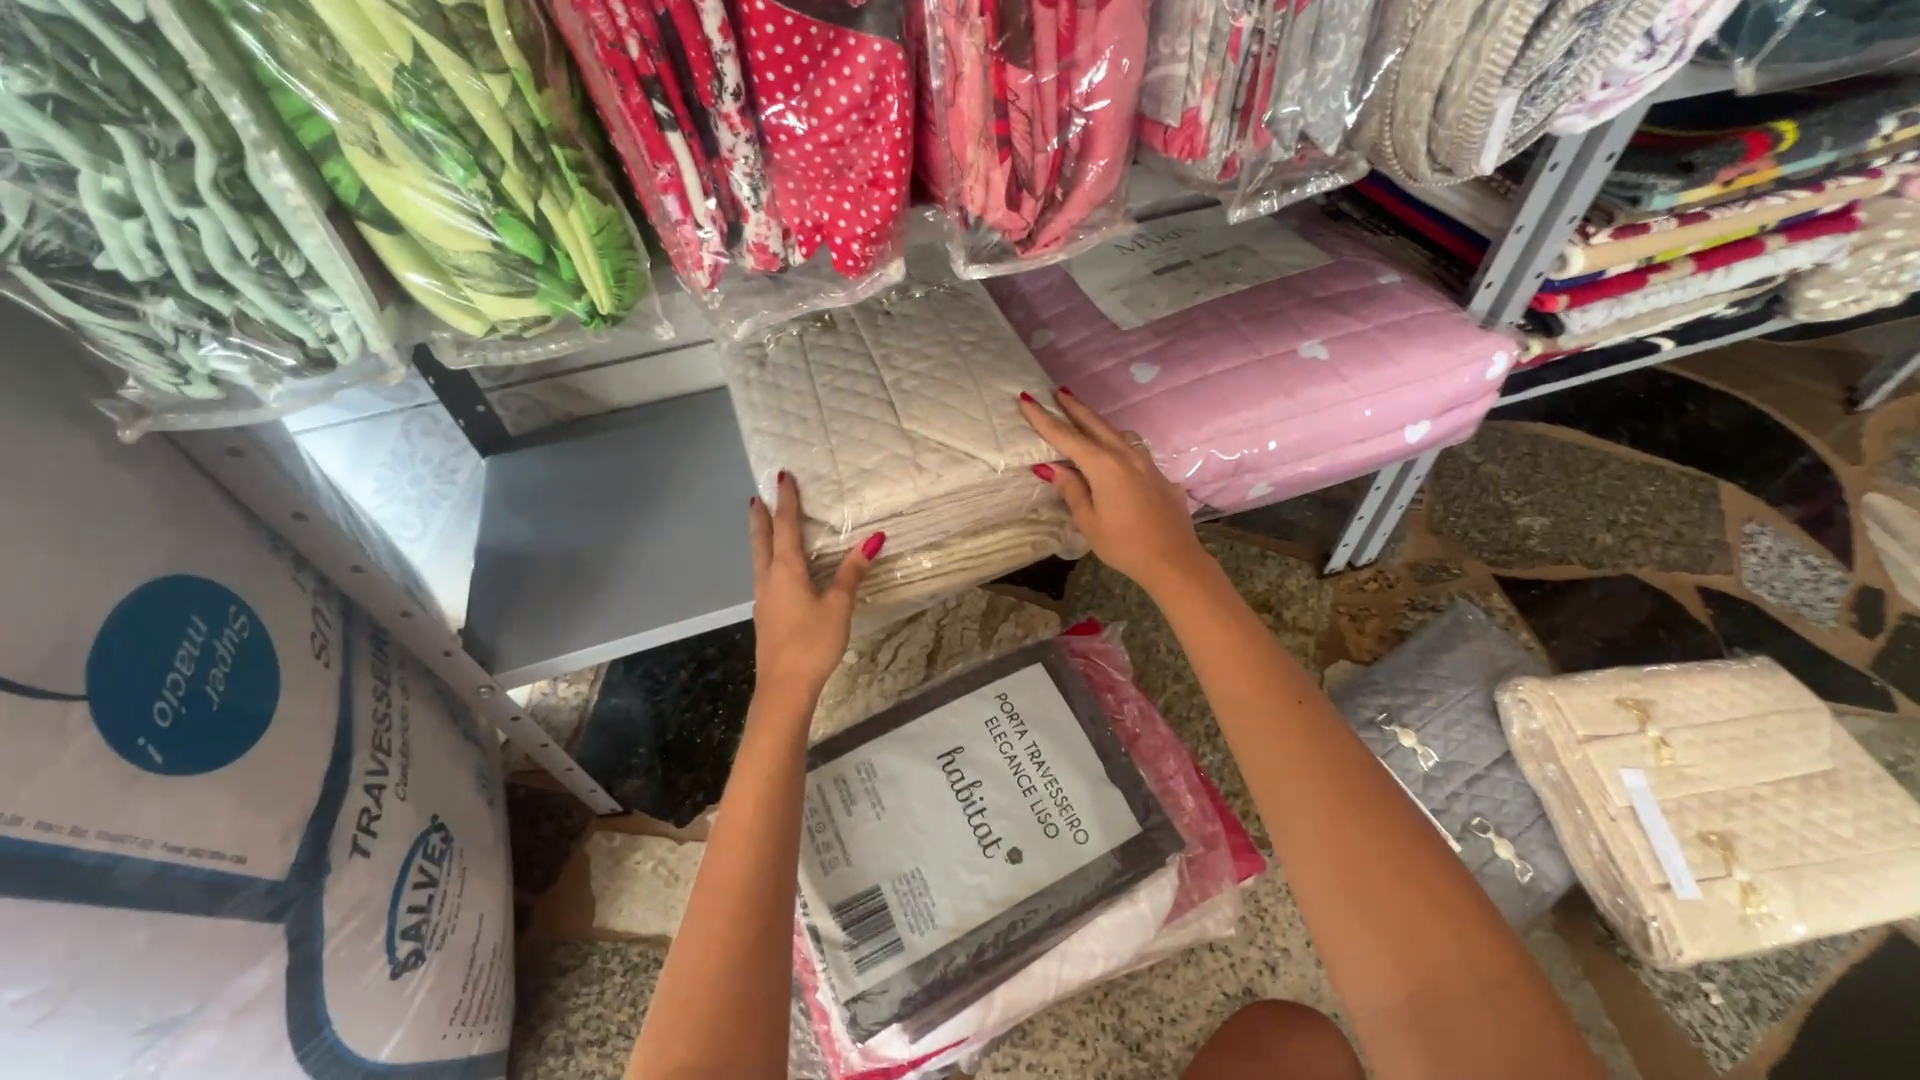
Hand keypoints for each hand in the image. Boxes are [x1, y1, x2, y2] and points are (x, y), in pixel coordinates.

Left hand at [749, 472, 883, 700]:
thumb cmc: (813, 643)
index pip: (785, 526)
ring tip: (762, 525)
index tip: (783, 477)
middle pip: (762, 540)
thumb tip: (872, 539)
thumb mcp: (839, 606)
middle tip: (757, 497)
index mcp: (786, 571)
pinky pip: (764, 577)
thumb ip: (852, 573)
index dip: (786, 501)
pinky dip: (767, 560)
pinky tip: (775, 571)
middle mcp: (769, 579)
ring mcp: (764, 600)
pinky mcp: (766, 617)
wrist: (785, 687)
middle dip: (761, 517)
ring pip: (759, 559)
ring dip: (761, 538)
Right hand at [1017, 389, 1212, 596]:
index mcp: (1103, 465)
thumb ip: (1072, 490)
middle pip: (1096, 425)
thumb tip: (1053, 467)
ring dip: (1100, 424)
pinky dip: (1120, 446)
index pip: (1067, 437)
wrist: (1174, 560)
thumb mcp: (1089, 521)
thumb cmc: (1124, 544)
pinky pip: (1135, 452)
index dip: (1044, 418)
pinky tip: (1119, 459)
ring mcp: (1147, 464)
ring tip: (1088, 422)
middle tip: (1059, 392)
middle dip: (1075, 408)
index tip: (1027, 398)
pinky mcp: (1161, 476)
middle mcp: (1126, 456)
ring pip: (1119, 435)